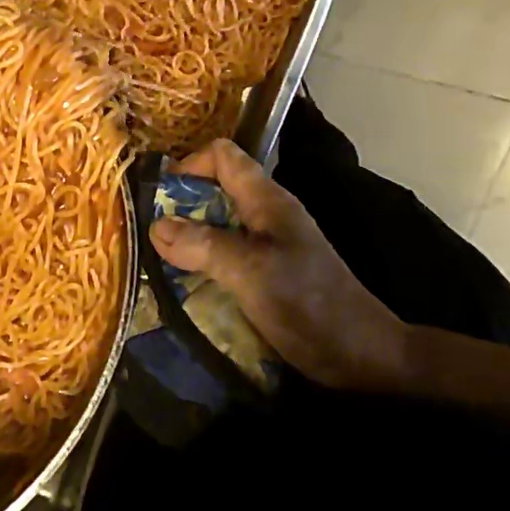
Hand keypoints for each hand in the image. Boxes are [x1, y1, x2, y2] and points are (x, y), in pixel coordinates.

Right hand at [148, 140, 402, 388]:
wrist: (360, 354)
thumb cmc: (308, 303)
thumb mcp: (250, 271)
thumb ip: (203, 245)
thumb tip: (156, 226)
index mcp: (266, 200)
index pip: (223, 156)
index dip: (188, 164)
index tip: (159, 195)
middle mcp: (265, 215)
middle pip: (215, 189)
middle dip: (180, 204)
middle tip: (148, 233)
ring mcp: (267, 245)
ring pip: (217, 224)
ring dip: (188, 236)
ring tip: (158, 259)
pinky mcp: (266, 273)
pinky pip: (224, 254)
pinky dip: (201, 261)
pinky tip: (184, 283)